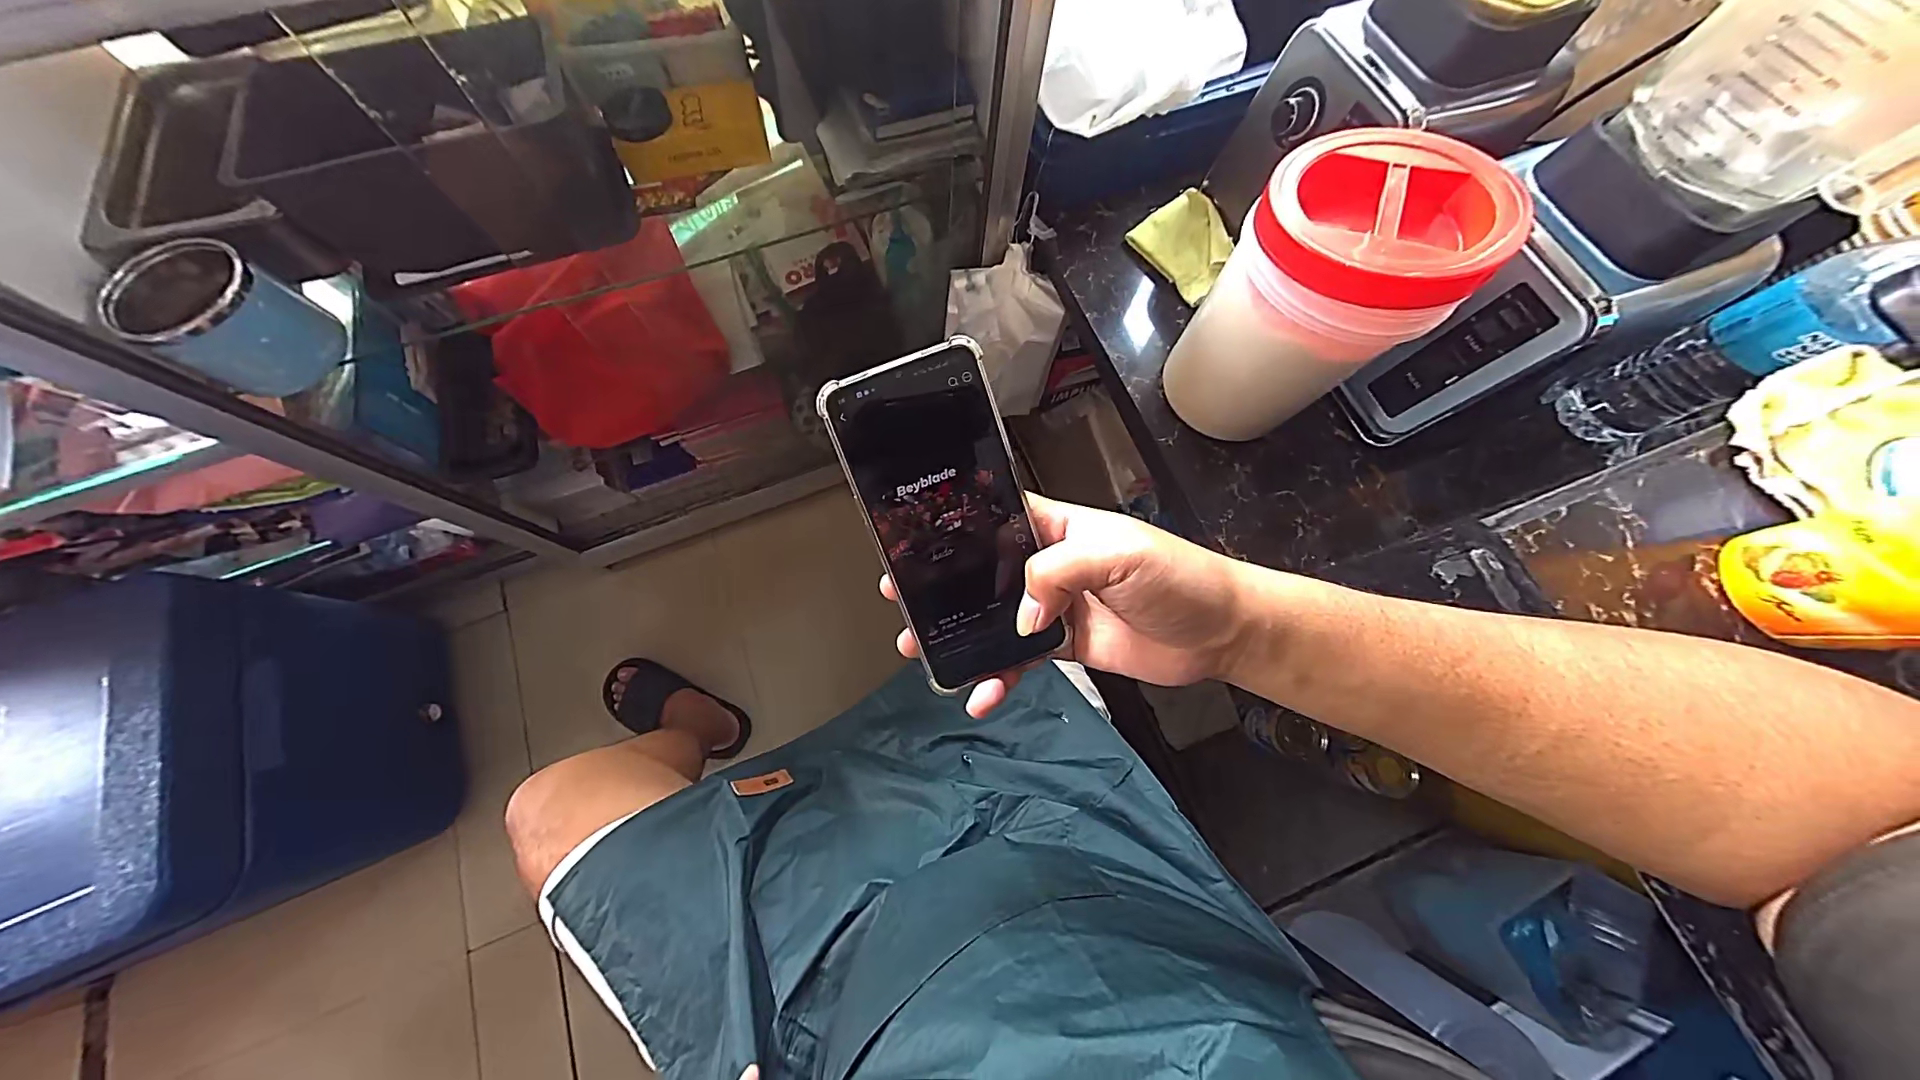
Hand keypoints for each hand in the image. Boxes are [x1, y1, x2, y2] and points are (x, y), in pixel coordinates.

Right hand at [881, 493, 1254, 716]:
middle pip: (986, 573)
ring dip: (962, 636)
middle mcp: (1051, 565)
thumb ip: (1060, 572)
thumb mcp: (1119, 556)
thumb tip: (1021, 612)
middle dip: (946, 588)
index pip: (999, 518)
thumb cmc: (1181, 577)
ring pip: (996, 620)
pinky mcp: (1065, 644)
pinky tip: (984, 692)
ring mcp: (1055, 606)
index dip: (958, 528)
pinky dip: (999, 676)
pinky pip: (1021, 659)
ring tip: (925, 650)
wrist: (1218, 633)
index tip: (919, 541)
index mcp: (1059, 529)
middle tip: (905, 600)